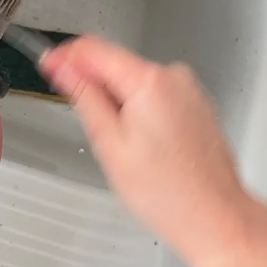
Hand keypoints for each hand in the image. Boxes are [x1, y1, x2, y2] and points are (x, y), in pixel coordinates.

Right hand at [41, 37, 266, 266]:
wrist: (216, 218)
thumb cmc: (168, 193)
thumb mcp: (109, 143)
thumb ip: (83, 96)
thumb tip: (61, 67)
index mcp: (148, 82)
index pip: (93, 48)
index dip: (65, 57)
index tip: (49, 66)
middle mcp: (172, 77)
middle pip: (115, 64)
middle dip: (93, 87)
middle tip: (92, 128)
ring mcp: (187, 89)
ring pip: (133, 81)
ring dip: (117, 102)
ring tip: (124, 146)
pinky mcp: (194, 103)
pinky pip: (154, 95)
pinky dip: (139, 111)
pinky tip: (145, 147)